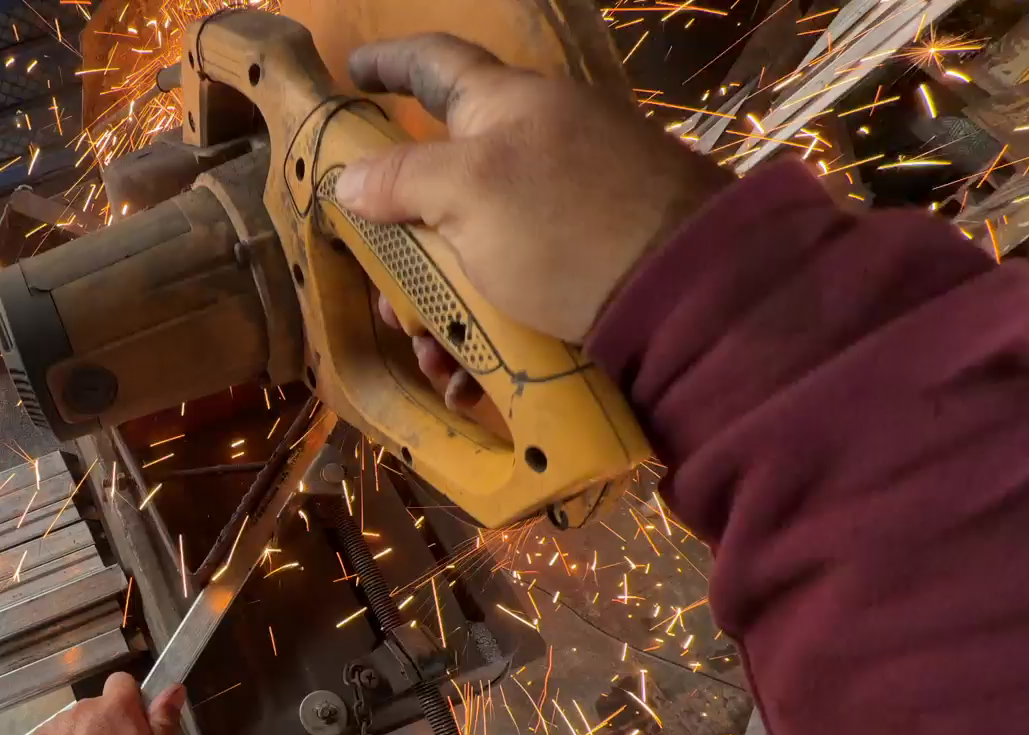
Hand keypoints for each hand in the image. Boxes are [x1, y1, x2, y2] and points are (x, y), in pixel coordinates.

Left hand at [18, 672, 185, 734]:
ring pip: (75, 727)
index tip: (133, 729)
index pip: (123, 682)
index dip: (129, 702)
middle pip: (97, 709)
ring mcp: (55, 725)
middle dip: (105, 728)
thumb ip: (164, 723)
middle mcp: (83, 708)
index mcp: (116, 709)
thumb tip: (175, 688)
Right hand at [335, 34, 729, 351]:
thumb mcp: (469, 191)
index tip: (351, 70)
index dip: (389, 64)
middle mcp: (525, 150)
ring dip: (431, 308)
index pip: (436, 66)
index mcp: (503, 110)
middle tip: (381, 291)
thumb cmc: (564, 224)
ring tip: (429, 355)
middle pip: (434, 184)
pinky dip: (472, 333)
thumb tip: (346, 181)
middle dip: (396, 245)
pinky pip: (497, 290)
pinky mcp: (566, 263)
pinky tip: (462, 376)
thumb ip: (402, 178)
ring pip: (458, 252)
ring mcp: (548, 209)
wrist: (682, 289)